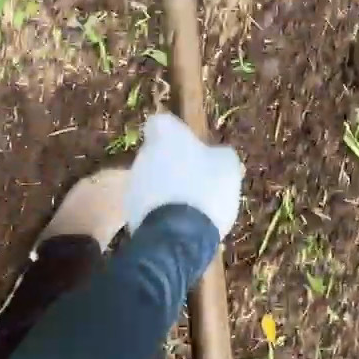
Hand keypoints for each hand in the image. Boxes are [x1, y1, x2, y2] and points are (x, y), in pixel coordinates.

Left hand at [122, 114, 242, 237]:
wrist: (179, 236)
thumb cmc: (206, 189)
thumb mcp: (228, 166)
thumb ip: (220, 155)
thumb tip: (216, 155)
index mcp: (166, 137)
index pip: (161, 122)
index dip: (175, 133)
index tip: (190, 145)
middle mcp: (144, 155)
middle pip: (158, 154)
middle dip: (174, 164)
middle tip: (198, 180)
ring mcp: (133, 184)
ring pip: (152, 180)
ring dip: (167, 189)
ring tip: (192, 208)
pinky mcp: (130, 212)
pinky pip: (149, 205)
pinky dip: (161, 211)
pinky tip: (180, 224)